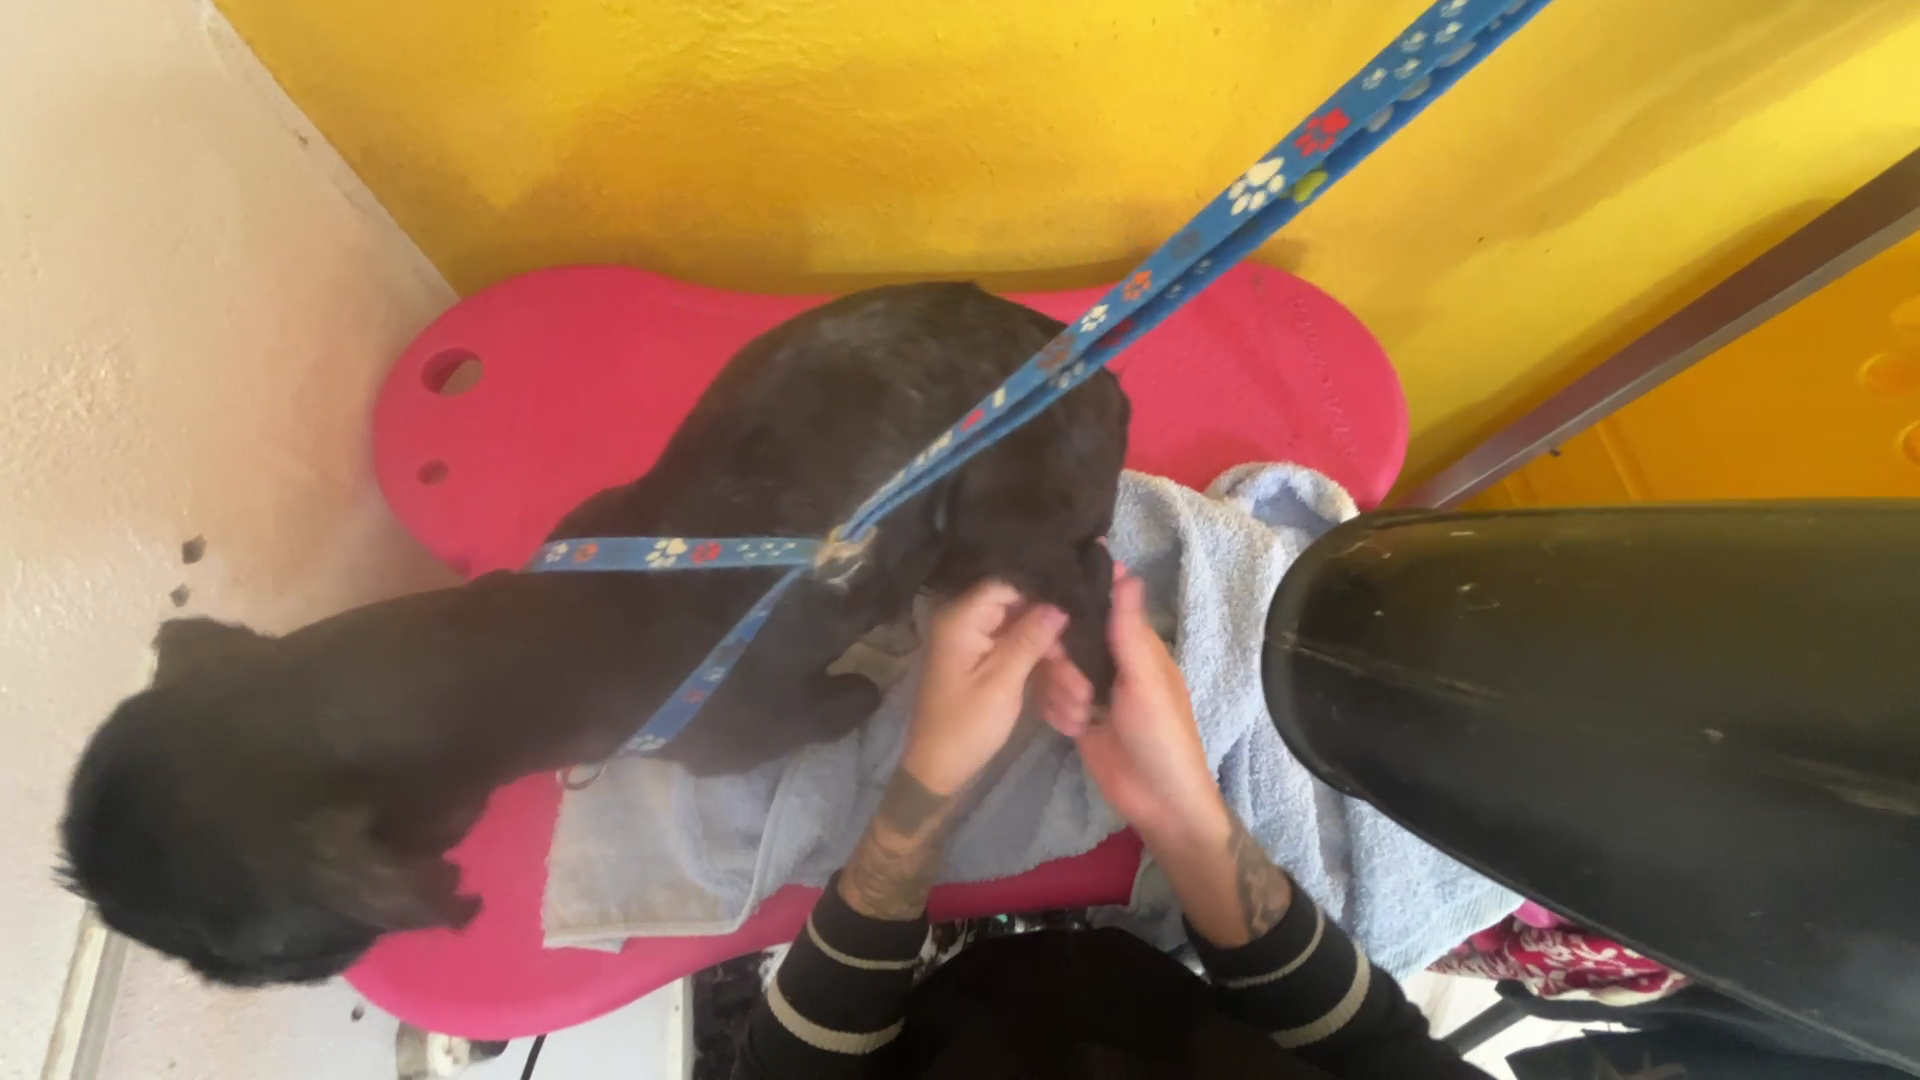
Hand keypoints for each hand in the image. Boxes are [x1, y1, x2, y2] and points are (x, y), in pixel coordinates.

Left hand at [840, 580, 1065, 919]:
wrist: (938, 770)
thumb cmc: (965, 727)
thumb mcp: (1002, 683)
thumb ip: (1029, 638)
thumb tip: (1060, 602)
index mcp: (961, 618)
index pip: (1008, 582)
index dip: (1043, 588)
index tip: (1079, 600)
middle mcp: (965, 620)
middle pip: (1019, 607)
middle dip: (1053, 630)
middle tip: (1084, 656)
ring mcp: (975, 640)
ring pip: (1023, 631)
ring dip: (1051, 654)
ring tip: (1081, 684)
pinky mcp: (983, 658)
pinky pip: (1016, 649)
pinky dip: (1038, 665)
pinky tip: (1065, 684)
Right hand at [1035, 570, 1223, 847]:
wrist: (1156, 802)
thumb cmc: (1161, 735)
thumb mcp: (1146, 680)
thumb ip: (1128, 628)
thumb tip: (1126, 572)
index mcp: (1134, 644)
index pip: (1098, 605)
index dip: (1075, 604)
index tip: (1054, 612)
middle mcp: (1109, 659)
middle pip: (1064, 639)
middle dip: (1064, 667)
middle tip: (1082, 691)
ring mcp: (1090, 688)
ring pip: (1051, 670)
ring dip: (1062, 695)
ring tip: (1086, 717)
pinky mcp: (1075, 713)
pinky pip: (1047, 697)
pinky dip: (1058, 714)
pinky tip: (1077, 730)